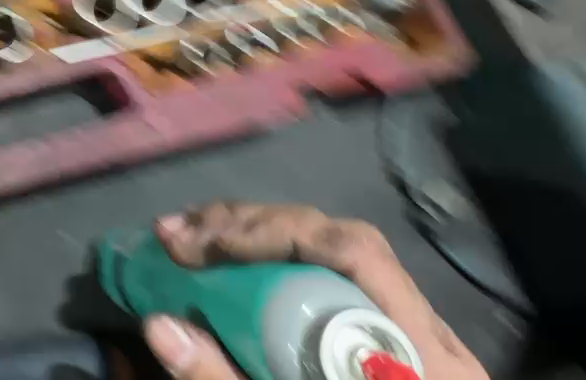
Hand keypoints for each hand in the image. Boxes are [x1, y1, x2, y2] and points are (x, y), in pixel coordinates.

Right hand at [141, 203, 487, 379]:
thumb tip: (158, 325)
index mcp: (426, 358)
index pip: (355, 253)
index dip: (273, 232)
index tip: (201, 246)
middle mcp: (428, 333)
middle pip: (335, 239)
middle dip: (246, 226)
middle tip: (176, 235)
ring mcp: (412, 334)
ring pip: (329, 249)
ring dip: (250, 234)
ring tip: (186, 237)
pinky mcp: (388, 340)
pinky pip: (327, 274)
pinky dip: (269, 258)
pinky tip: (225, 261)